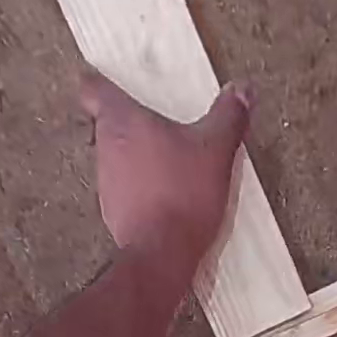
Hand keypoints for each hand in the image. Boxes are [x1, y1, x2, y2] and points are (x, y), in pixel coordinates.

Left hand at [81, 70, 250, 275]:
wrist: (165, 250)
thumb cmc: (184, 193)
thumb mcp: (216, 149)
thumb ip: (228, 117)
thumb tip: (243, 88)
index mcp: (122, 120)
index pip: (93, 88)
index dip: (104, 86)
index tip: (119, 90)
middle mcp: (106, 147)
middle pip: (109, 125)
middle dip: (133, 129)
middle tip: (162, 134)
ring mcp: (106, 182)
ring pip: (118, 161)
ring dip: (140, 164)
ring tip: (172, 173)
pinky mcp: (115, 213)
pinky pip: (128, 194)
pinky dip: (144, 195)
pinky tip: (170, 204)